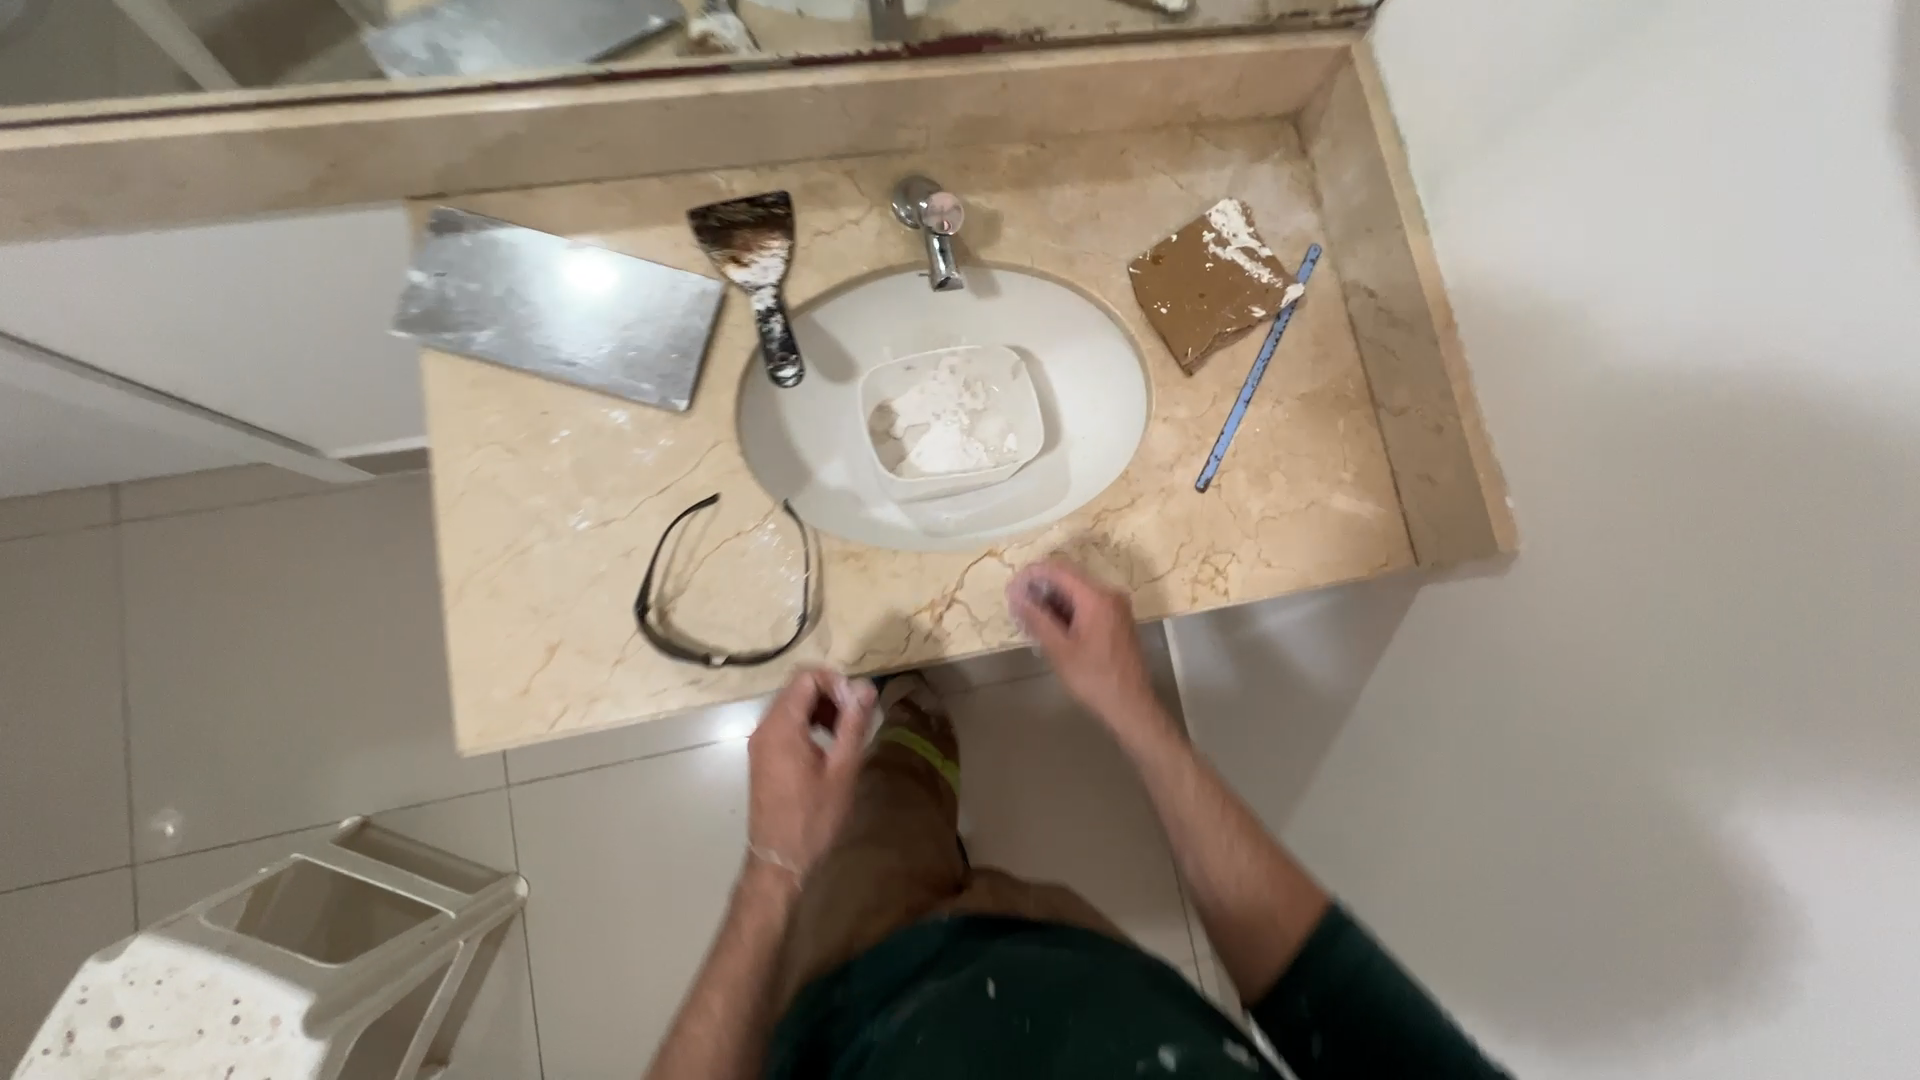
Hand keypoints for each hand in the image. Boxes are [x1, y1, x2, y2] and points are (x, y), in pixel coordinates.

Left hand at [746, 668, 875, 881]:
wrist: (779, 860)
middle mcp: (764, 727)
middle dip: (830, 694)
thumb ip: (853, 723)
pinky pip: (784, 723)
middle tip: (857, 717)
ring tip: (845, 731)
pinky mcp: (762, 755)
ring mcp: (759, 742)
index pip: (806, 677)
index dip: (836, 682)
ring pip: (791, 704)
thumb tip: (865, 687)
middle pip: (797, 688)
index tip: (858, 704)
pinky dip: (807, 723)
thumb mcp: (842, 768)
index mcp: (781, 726)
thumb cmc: (814, 816)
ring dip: (820, 708)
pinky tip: (827, 744)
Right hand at [1006, 558, 1164, 733]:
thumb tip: (1015, 595)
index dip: (1030, 575)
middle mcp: (1109, 594)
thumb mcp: (1059, 650)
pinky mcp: (1116, 620)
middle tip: (1016, 608)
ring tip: (1028, 621)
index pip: (1057, 570)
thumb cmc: (1093, 679)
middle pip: (1067, 578)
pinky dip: (1066, 611)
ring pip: (1076, 592)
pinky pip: (1086, 604)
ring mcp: (1115, 607)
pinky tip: (1049, 628)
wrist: (1131, 706)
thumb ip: (1036, 618)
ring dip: (1051, 601)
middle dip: (1039, 589)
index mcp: (1096, 597)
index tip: (1010, 591)